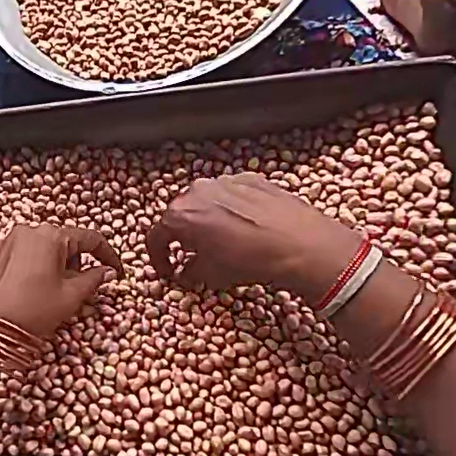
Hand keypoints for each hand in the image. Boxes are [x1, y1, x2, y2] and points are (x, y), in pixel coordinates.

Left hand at [0, 223, 123, 337]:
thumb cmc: (30, 310)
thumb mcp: (69, 297)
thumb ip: (93, 280)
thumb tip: (107, 272)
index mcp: (50, 235)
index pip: (90, 238)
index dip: (108, 256)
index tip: (117, 273)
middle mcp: (30, 231)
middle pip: (68, 243)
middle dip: (80, 265)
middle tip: (83, 291)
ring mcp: (12, 241)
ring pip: (49, 250)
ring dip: (61, 268)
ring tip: (57, 296)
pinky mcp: (0, 254)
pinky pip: (31, 256)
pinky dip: (43, 270)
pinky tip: (40, 293)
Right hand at [146, 173, 361, 298]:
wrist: (298, 245)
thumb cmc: (250, 260)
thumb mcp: (210, 275)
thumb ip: (189, 270)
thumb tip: (186, 270)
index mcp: (180, 215)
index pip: (156, 236)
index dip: (159, 258)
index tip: (167, 269)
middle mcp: (197, 192)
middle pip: (179, 215)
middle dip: (182, 236)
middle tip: (191, 256)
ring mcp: (225, 182)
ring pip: (205, 202)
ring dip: (206, 221)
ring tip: (221, 243)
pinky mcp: (251, 179)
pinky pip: (231, 195)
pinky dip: (230, 210)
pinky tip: (244, 229)